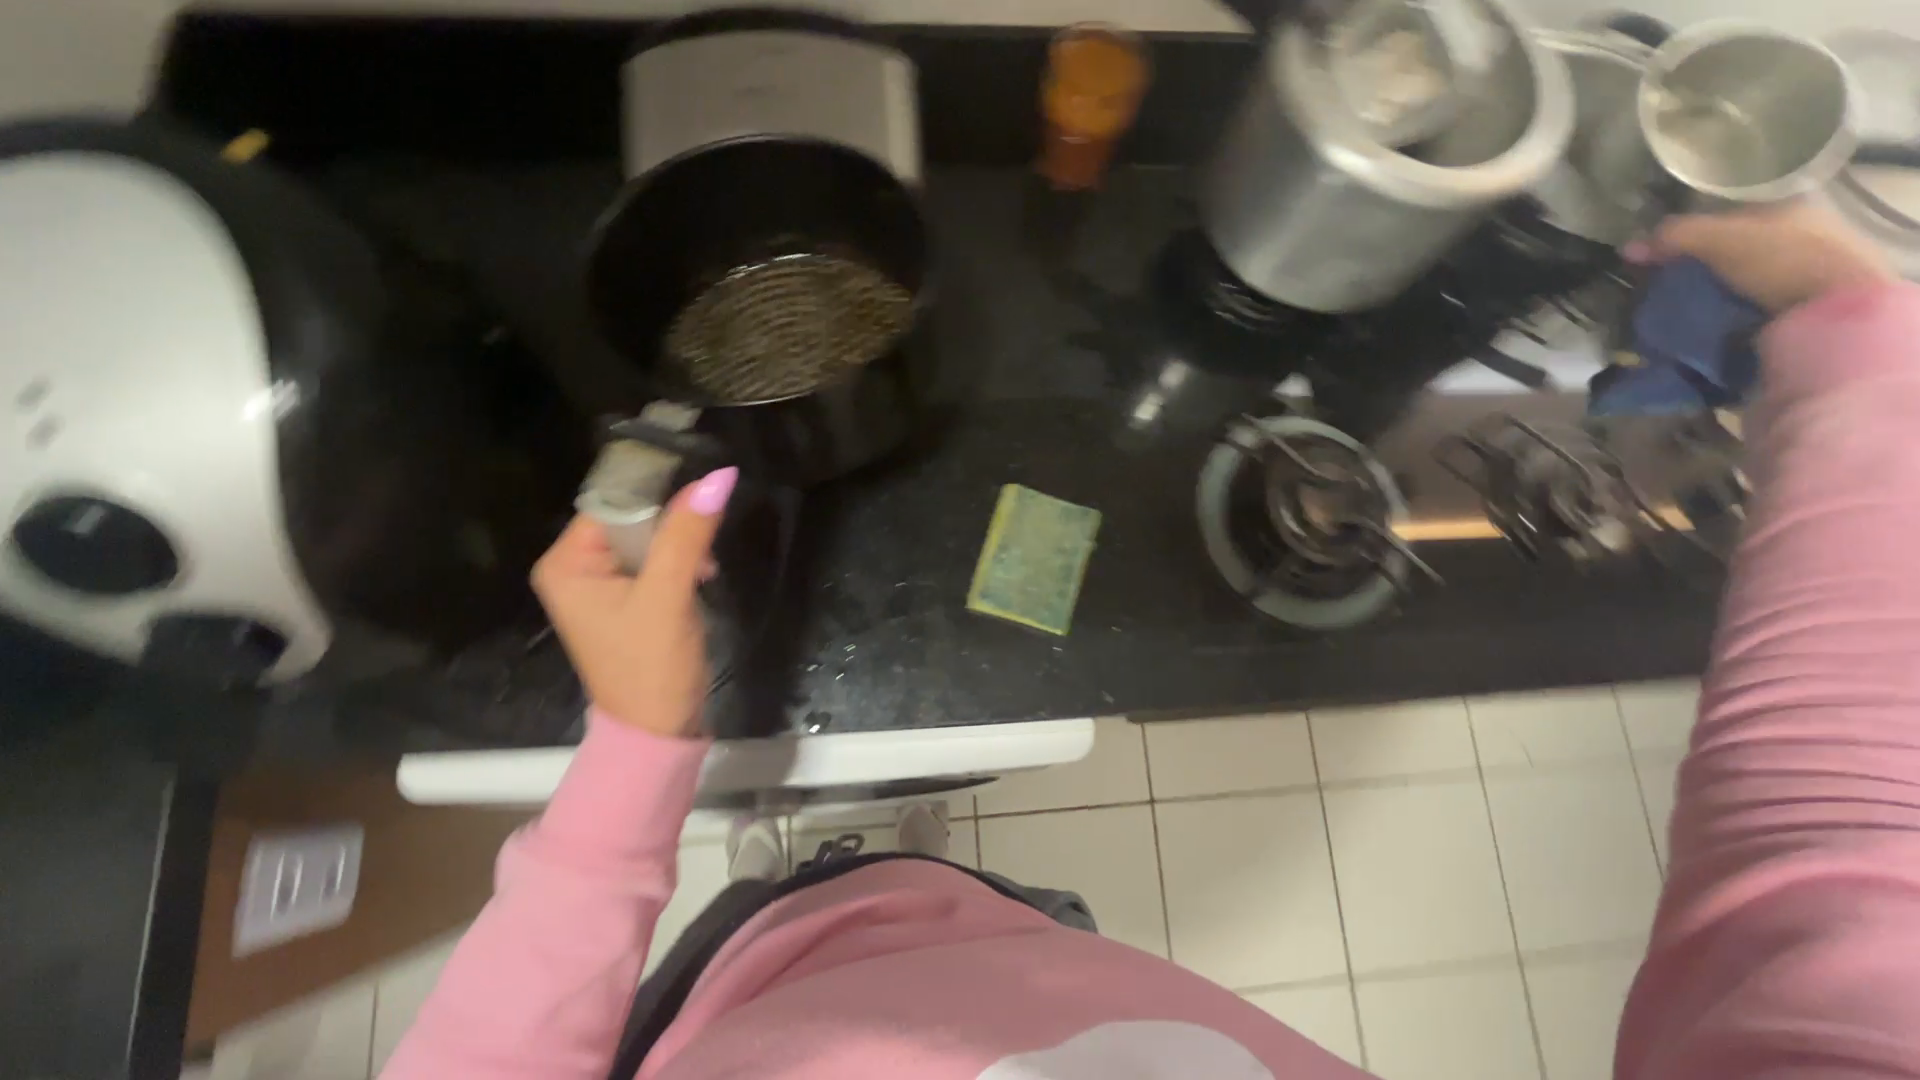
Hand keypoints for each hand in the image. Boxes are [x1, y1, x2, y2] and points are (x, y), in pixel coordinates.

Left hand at [531, 467, 737, 738]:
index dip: (656, 494)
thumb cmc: (652, 665)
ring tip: (704, 571)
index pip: (612, 503)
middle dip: (672, 527)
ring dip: (680, 547)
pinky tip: (700, 579)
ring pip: (646, 540)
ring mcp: (598, 587)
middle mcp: (573, 569)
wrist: (658, 733)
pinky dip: (679, 564)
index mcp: (565, 564)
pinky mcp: (624, 602)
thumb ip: (688, 534)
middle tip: (705, 544)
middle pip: (629, 519)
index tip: (700, 494)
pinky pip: (652, 562)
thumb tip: (718, 476)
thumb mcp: (669, 595)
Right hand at [1625, 200, 1895, 315]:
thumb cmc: (1784, 261)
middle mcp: (1798, 238)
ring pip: (1734, 282)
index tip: (1654, 260)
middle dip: (1692, 270)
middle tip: (1657, 289)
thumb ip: (1675, 237)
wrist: (1834, 313)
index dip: (1684, 238)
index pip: (1723, 221)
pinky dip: (1719, 315)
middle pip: (1727, 253)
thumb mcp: (1721, 239)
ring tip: (1671, 313)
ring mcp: (1800, 275)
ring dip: (1704, 296)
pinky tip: (1699, 326)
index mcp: (1789, 211)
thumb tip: (1628, 247)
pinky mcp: (1796, 309)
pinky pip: (1743, 307)